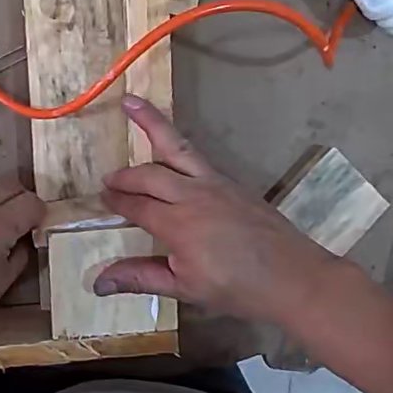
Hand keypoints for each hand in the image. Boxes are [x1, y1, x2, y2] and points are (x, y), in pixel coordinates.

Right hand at [95, 96, 344, 324]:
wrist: (294, 278)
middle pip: (148, 175)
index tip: (101, 200)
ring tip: (130, 103)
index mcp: (177, 224)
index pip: (136, 205)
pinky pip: (197, 157)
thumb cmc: (237, 289)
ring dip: (151, 123)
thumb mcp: (184, 288)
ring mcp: (215, 184)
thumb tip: (97, 283)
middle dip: (124, 176)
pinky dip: (176, 146)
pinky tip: (170, 148)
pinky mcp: (232, 183)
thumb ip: (140, 277)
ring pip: (176, 148)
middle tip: (107, 180)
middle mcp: (192, 195)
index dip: (115, 202)